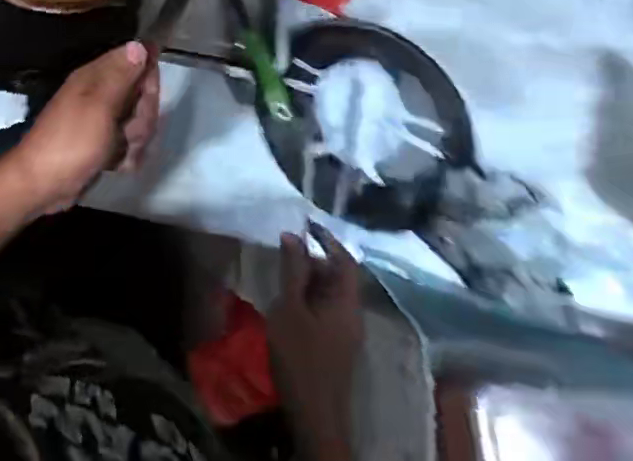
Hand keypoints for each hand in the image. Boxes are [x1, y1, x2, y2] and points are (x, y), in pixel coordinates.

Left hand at [1, 42, 159, 213]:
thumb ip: (121, 75)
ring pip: (139, 121)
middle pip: (142, 94)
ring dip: (136, 140)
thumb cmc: (71, 141)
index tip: (146, 96)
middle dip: (143, 116)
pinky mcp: (104, 142)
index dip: (148, 77)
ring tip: (119, 150)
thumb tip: (138, 43)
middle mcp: (99, 93)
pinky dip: (127, 156)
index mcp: (95, 76)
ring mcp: (102, 119)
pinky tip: (115, 165)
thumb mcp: (99, 106)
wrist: (43, 184)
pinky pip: (130, 143)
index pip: (135, 59)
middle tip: (127, 130)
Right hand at [270, 223, 363, 460]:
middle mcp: (351, 314)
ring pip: (329, 292)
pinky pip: (323, 305)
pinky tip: (286, 292)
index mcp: (346, 304)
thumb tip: (293, 234)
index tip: (304, 221)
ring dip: (308, 275)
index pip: (345, 261)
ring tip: (281, 263)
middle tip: (284, 242)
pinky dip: (307, 292)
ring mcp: (344, 330)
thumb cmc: (300, 355)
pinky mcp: (333, 341)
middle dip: (314, 256)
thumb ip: (292, 271)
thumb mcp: (290, 307)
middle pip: (338, 276)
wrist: (314, 411)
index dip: (327, 239)